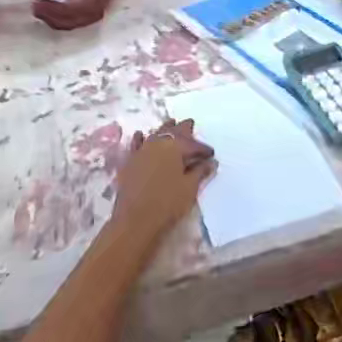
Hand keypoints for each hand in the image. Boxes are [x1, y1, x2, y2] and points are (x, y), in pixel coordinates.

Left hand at [32, 0, 125, 30]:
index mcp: (94, 3)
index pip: (69, 11)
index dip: (52, 9)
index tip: (37, 3)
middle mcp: (94, 15)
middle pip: (67, 22)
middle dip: (49, 17)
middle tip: (34, 8)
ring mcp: (91, 20)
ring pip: (68, 25)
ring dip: (51, 20)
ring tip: (39, 11)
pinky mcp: (87, 20)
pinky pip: (70, 24)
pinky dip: (57, 21)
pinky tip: (47, 15)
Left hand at [111, 119, 215, 239]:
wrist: (136, 218)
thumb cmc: (167, 203)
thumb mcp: (189, 188)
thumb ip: (200, 172)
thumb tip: (211, 161)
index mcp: (174, 148)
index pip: (192, 145)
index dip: (203, 149)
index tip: (211, 154)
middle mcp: (156, 144)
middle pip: (172, 132)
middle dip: (183, 129)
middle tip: (190, 123)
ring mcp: (141, 151)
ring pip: (155, 134)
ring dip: (164, 129)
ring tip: (171, 122)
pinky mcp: (129, 161)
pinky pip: (136, 144)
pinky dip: (140, 138)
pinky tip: (141, 134)